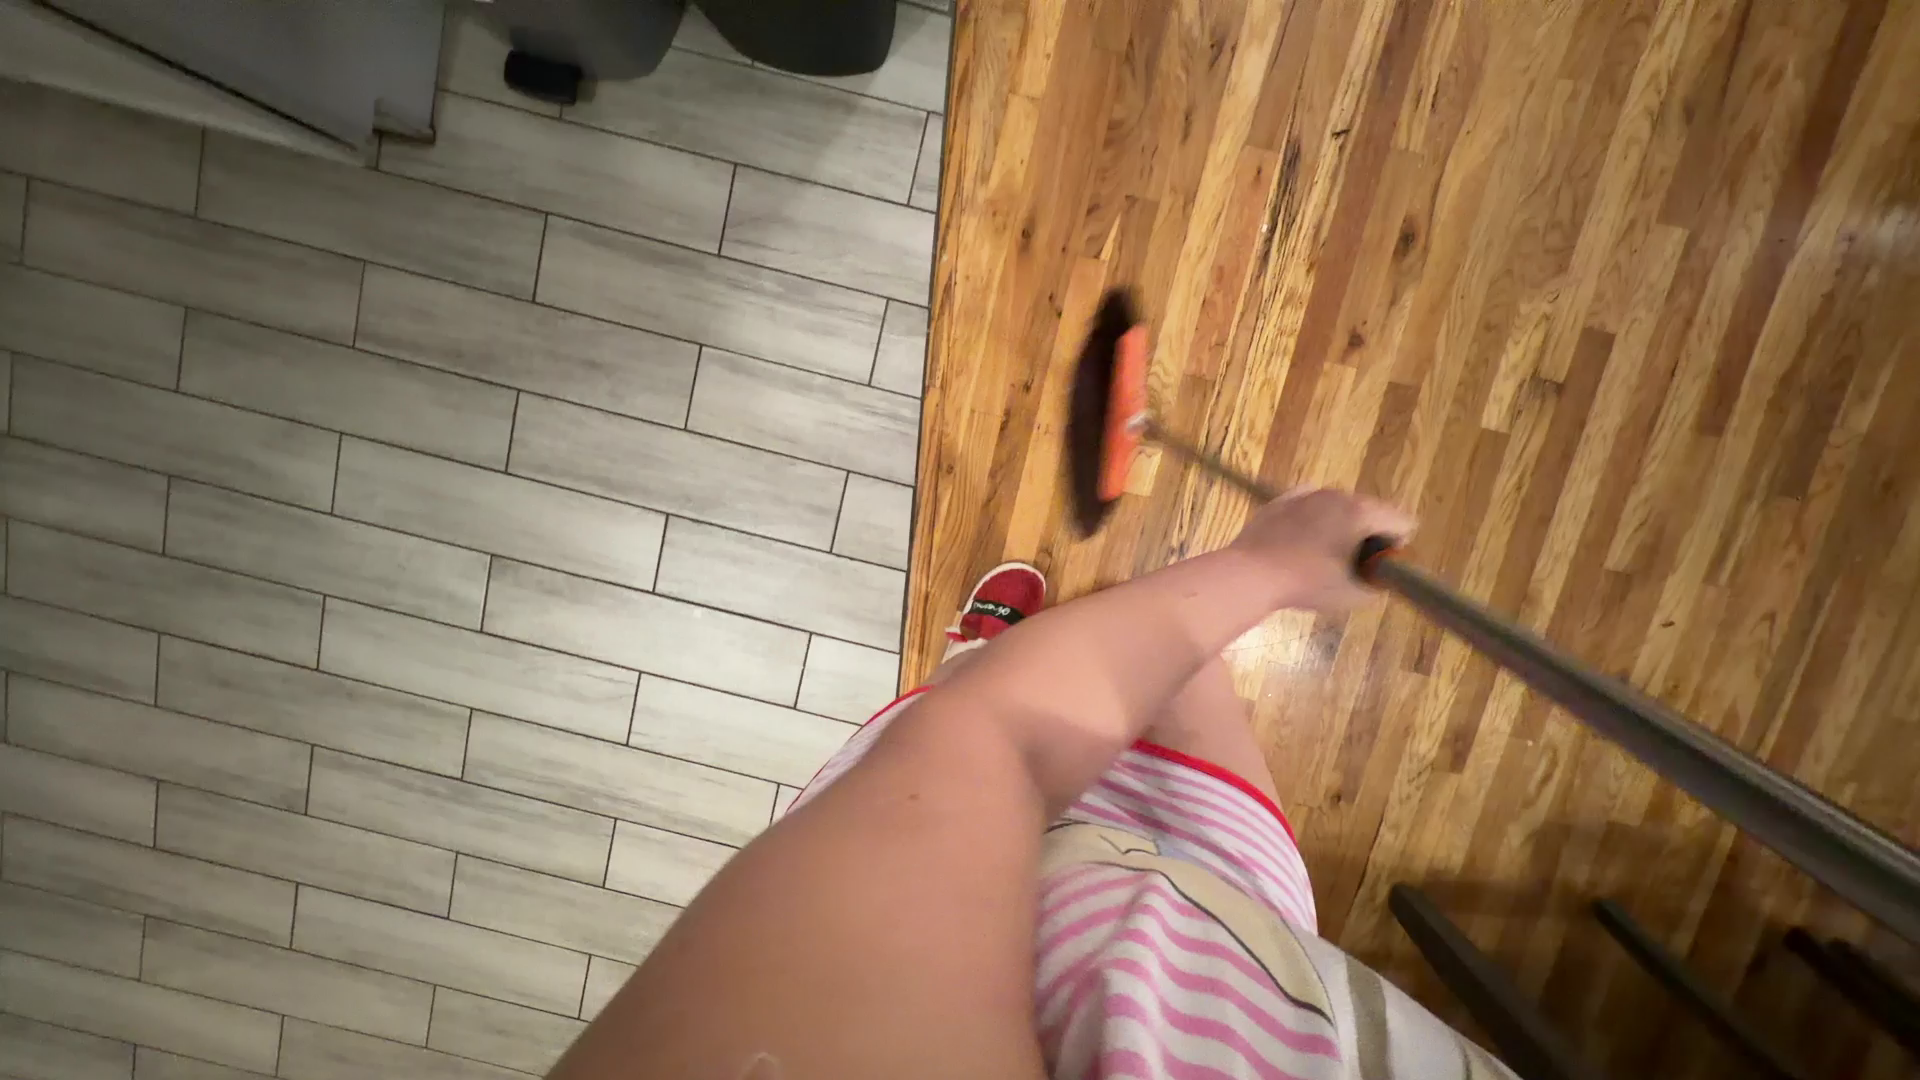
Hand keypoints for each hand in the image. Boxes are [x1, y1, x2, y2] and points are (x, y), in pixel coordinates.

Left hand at [1228, 488, 1414, 612]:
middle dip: (1366, 536)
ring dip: (1339, 526)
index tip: (1370, 567)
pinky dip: (1312, 519)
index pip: (1402, 522)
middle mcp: (1336, 494)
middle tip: (1344, 565)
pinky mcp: (1281, 500)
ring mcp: (1306, 494)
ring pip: (1339, 507)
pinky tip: (1300, 540)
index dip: (1393, 548)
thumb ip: (1379, 581)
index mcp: (1361, 511)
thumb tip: (1378, 574)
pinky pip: (1310, 505)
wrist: (1250, 574)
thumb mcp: (1355, 594)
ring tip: (1317, 555)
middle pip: (1371, 512)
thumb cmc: (1307, 584)